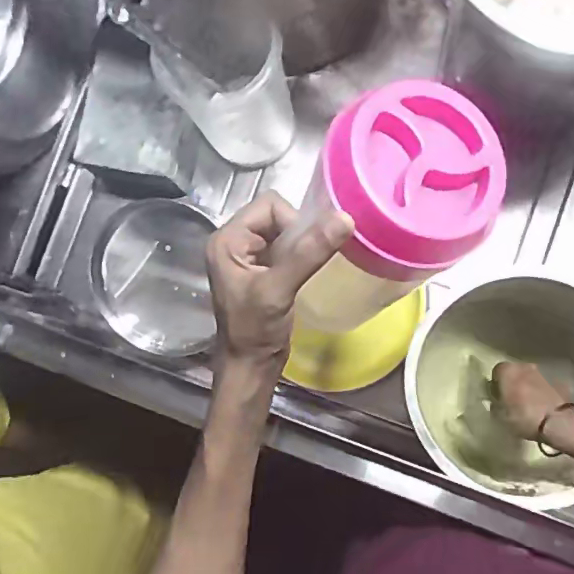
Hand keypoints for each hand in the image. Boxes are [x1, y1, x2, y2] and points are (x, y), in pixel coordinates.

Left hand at [205, 191, 352, 378]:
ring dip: (303, 247)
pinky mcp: (265, 274)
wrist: (250, 367)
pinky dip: (303, 258)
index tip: (305, 251)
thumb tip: (345, 219)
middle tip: (308, 262)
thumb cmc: (255, 329)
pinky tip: (309, 275)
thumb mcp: (279, 289)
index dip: (294, 222)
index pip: (269, 206)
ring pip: (286, 234)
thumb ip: (309, 253)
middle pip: (278, 217)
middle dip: (300, 235)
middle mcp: (236, 244)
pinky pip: (289, 252)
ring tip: (310, 270)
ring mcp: (250, 260)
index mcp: (228, 240)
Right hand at [492, 362, 573, 440]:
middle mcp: (524, 367)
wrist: (556, 422)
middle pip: (514, 373)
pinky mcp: (556, 383)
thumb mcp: (499, 417)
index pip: (496, 372)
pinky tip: (540, 408)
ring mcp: (542, 374)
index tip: (497, 398)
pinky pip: (542, 388)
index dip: (496, 385)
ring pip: (529, 379)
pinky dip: (540, 394)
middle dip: (512, 384)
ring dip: (527, 388)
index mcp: (507, 371)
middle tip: (511, 402)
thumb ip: (496, 405)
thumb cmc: (522, 417)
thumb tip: (498, 402)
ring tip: (527, 407)